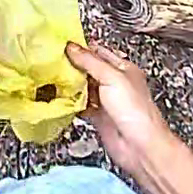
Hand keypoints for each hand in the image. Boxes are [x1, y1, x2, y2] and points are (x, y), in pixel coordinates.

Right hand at [66, 42, 174, 176]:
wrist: (141, 149)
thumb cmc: (136, 111)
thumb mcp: (112, 77)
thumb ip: (90, 61)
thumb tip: (71, 47)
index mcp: (122, 68)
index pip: (97, 51)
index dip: (81, 47)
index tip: (62, 44)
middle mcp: (114, 83)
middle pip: (88, 69)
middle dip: (72, 65)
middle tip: (53, 61)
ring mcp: (105, 100)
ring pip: (83, 86)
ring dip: (69, 84)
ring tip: (52, 77)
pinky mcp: (98, 117)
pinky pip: (80, 105)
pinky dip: (70, 102)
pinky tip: (59, 98)